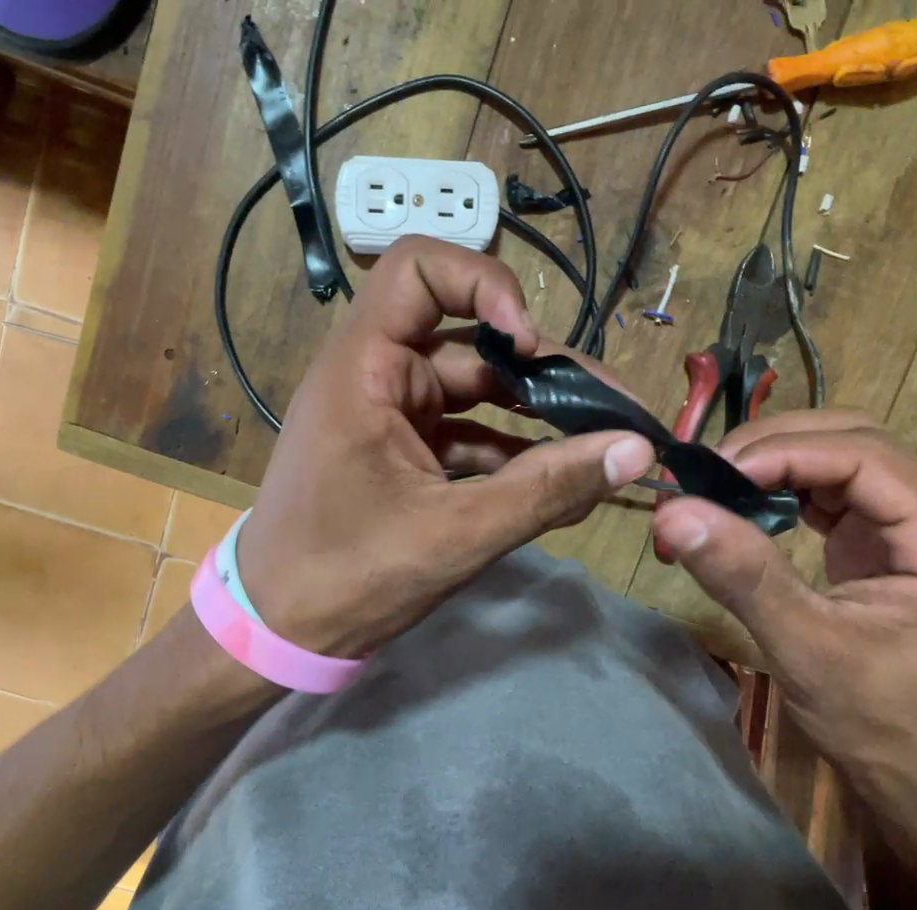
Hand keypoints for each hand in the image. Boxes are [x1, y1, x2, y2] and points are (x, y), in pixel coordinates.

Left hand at [235, 237, 655, 657]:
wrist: (280, 632)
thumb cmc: (349, 575)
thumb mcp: (456, 532)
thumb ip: (548, 489)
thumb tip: (636, 451)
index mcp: (365, 369)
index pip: (419, 269)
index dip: (484, 285)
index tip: (530, 342)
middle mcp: (378, 377)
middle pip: (471, 341)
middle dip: (545, 371)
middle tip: (615, 410)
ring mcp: (391, 418)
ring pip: (477, 394)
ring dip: (537, 418)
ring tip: (604, 448)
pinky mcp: (403, 457)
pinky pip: (467, 438)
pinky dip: (512, 457)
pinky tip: (563, 484)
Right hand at [650, 410, 916, 826]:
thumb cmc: (882, 728)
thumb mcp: (808, 650)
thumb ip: (746, 576)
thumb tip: (671, 514)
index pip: (867, 456)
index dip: (786, 451)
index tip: (713, 472)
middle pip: (860, 446)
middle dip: (780, 448)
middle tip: (708, 473)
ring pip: (848, 467)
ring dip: (781, 467)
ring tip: (718, 486)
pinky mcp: (890, 556)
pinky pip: (840, 502)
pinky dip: (790, 497)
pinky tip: (750, 510)